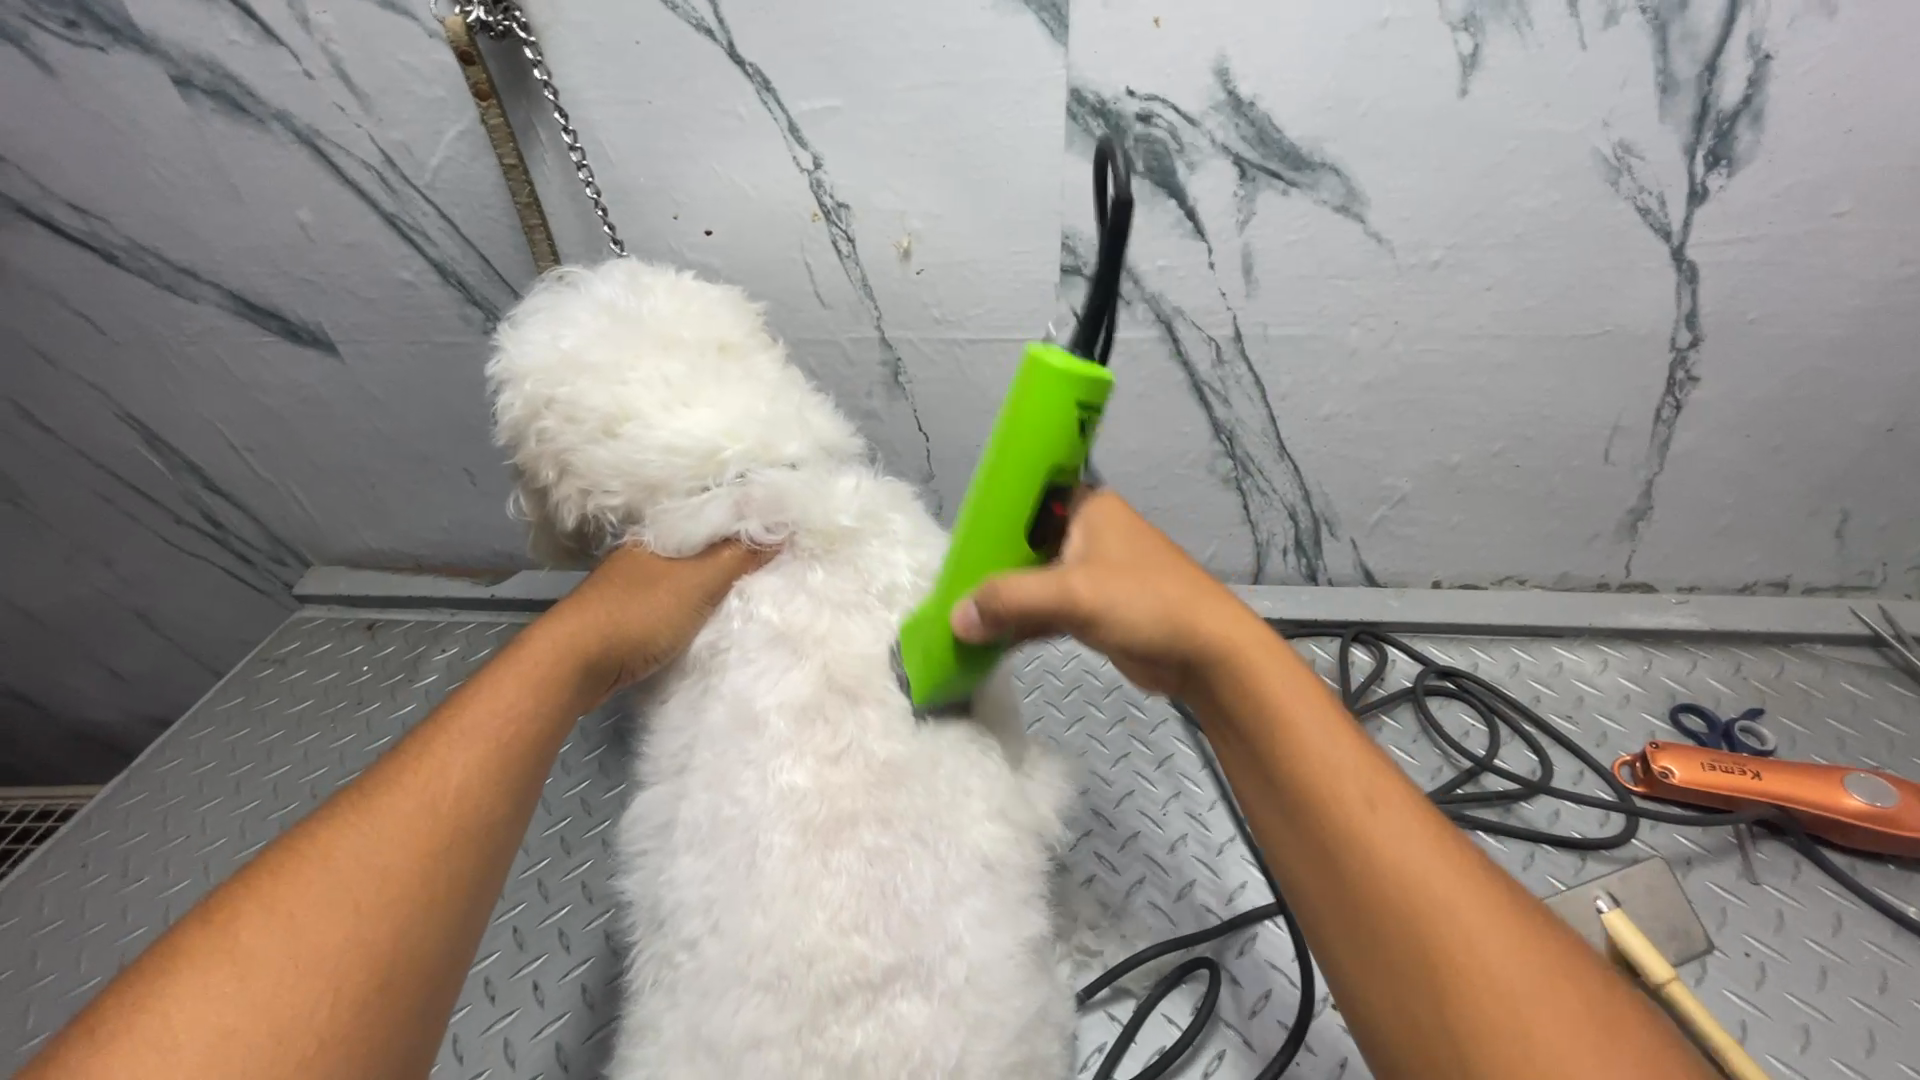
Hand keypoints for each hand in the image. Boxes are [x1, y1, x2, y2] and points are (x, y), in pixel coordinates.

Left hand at [542, 540, 776, 699]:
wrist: (575, 663)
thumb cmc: (639, 613)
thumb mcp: (699, 581)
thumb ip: (738, 555)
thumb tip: (781, 527)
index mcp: (660, 533)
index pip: (712, 515)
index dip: (747, 521)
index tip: (783, 528)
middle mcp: (647, 553)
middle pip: (702, 545)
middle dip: (735, 550)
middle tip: (780, 556)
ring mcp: (636, 585)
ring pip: (689, 574)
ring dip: (717, 578)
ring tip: (758, 582)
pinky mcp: (633, 615)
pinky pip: (679, 599)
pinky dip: (700, 602)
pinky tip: (719, 610)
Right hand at [950, 490, 1266, 698]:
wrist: (1206, 653)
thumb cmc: (1145, 602)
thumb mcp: (1073, 593)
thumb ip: (1011, 600)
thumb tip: (955, 618)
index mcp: (1085, 507)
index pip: (1025, 498)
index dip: (988, 516)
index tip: (952, 541)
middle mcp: (1085, 533)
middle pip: (1022, 543)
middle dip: (988, 566)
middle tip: (945, 584)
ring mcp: (1089, 573)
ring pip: (1032, 581)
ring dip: (1002, 601)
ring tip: (957, 616)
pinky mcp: (1092, 609)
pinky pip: (1045, 610)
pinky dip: (1020, 623)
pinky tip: (986, 640)